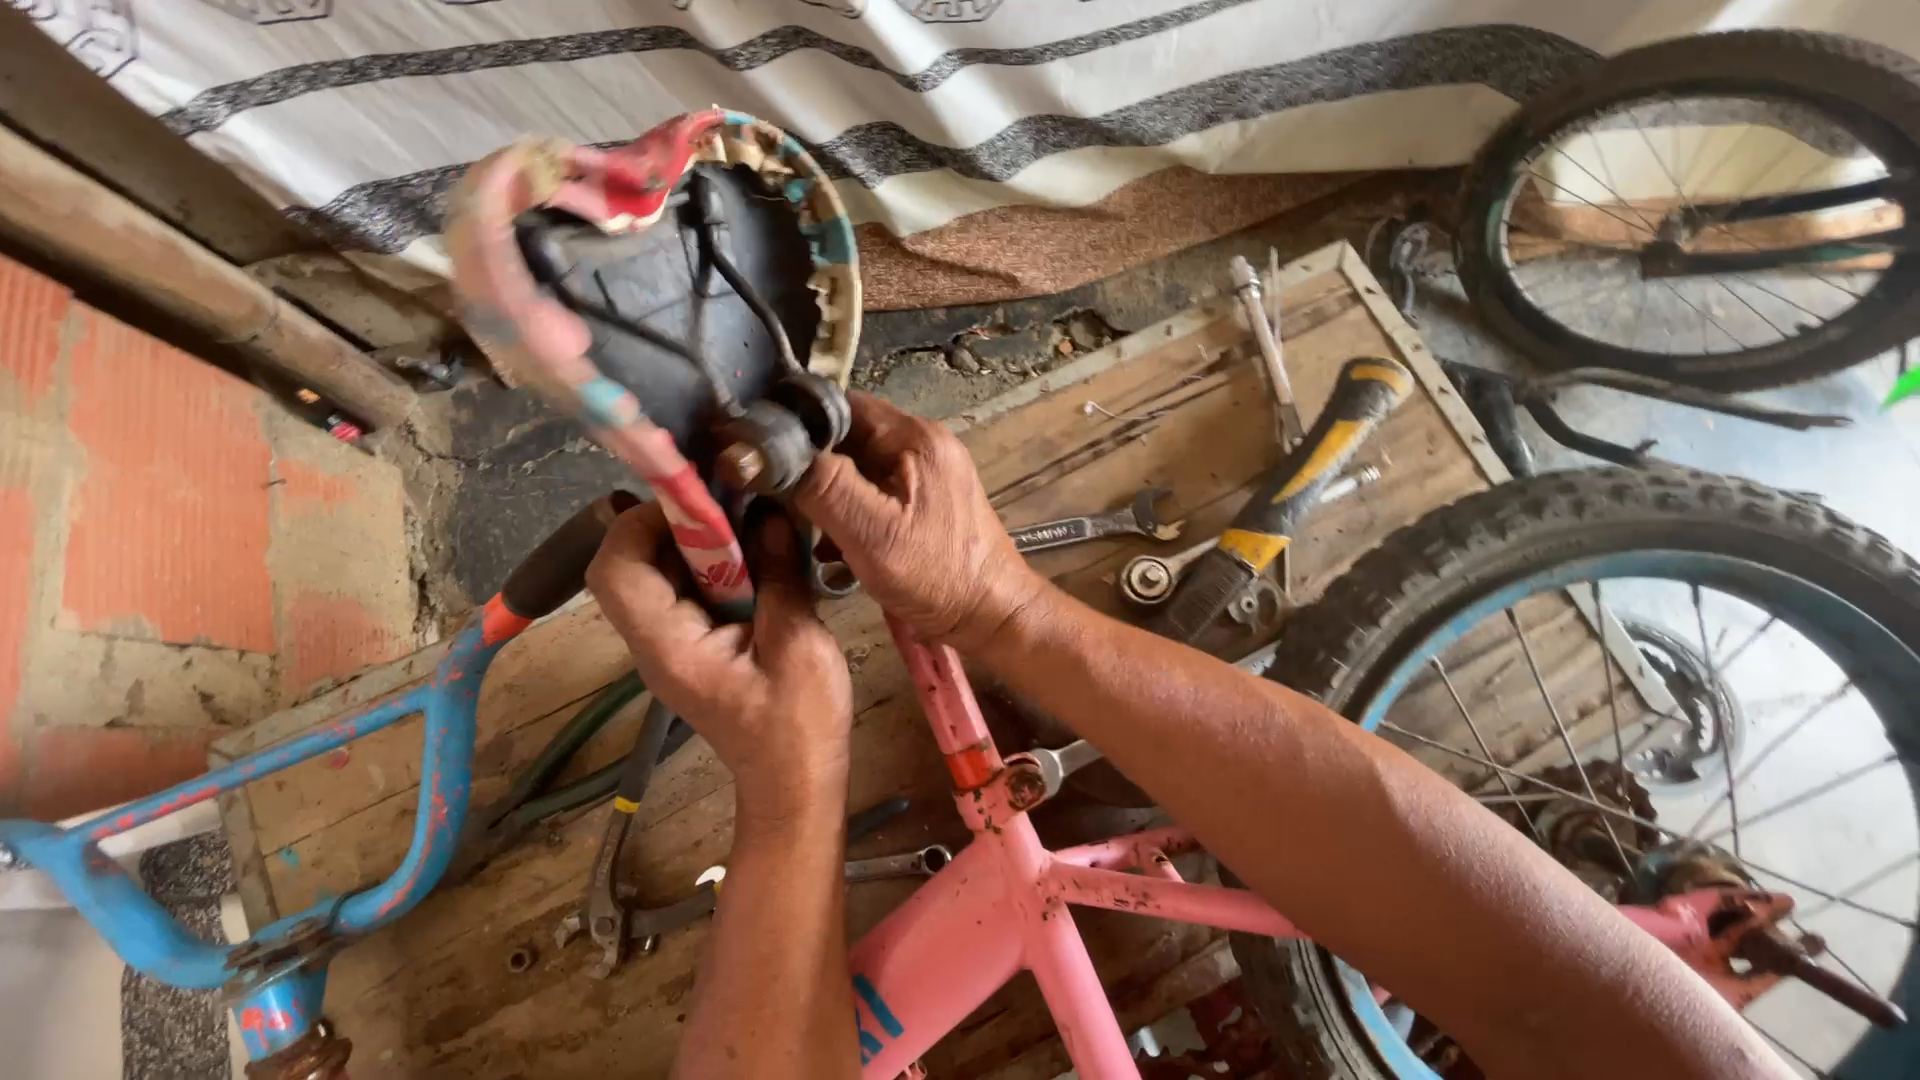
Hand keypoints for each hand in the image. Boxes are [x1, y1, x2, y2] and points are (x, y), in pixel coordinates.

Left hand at [586, 503, 851, 825]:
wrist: (795, 783)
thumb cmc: (798, 724)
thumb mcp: (798, 644)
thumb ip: (779, 574)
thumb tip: (768, 512)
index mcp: (669, 646)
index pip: (616, 569)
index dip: (642, 522)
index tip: (699, 498)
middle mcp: (655, 643)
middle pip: (629, 565)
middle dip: (674, 523)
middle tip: (730, 500)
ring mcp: (671, 646)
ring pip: (657, 574)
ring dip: (695, 541)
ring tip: (746, 518)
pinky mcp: (693, 647)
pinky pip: (684, 591)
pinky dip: (711, 564)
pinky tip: (753, 554)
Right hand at [794, 392, 1046, 650]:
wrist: (991, 617)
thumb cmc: (938, 577)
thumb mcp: (872, 534)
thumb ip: (824, 487)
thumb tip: (774, 452)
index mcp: (915, 438)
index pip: (839, 406)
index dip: (797, 425)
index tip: (761, 456)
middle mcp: (924, 444)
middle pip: (847, 436)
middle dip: (810, 467)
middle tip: (779, 498)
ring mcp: (927, 473)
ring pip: (857, 467)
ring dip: (827, 495)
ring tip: (806, 528)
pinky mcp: (926, 501)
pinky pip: (874, 492)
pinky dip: (849, 513)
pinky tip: (834, 545)